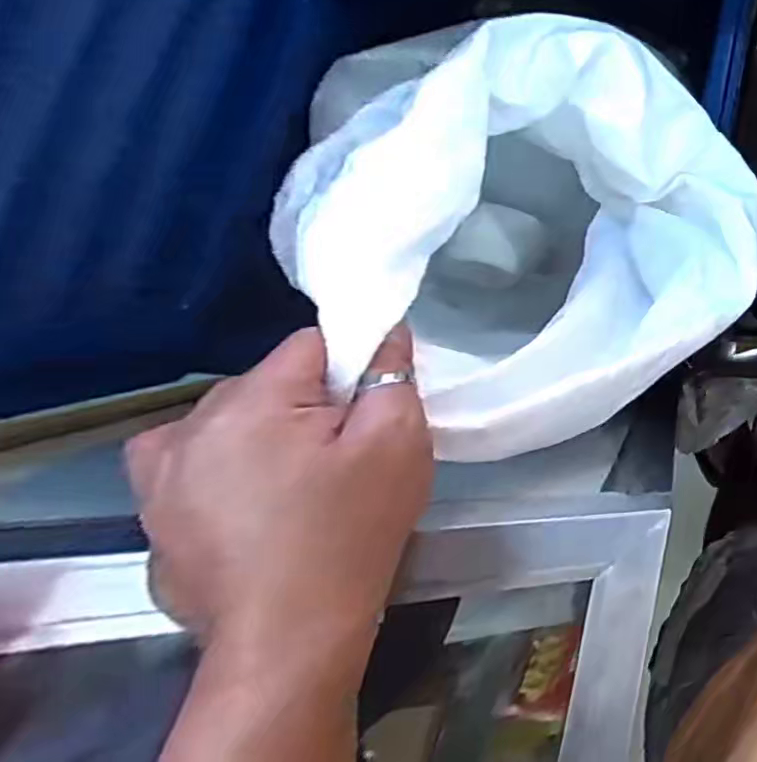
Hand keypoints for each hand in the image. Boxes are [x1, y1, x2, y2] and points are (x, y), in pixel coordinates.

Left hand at [126, 327, 432, 662]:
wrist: (292, 626)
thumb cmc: (354, 523)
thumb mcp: (398, 438)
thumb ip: (391, 375)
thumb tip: (385, 334)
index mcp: (248, 406)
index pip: (313, 343)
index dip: (357, 361)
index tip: (380, 399)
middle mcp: (186, 430)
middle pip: (272, 380)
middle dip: (317, 398)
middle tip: (355, 443)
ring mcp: (158, 477)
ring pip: (235, 419)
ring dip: (274, 429)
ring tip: (312, 474)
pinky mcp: (155, 514)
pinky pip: (202, 461)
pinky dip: (237, 464)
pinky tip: (267, 500)